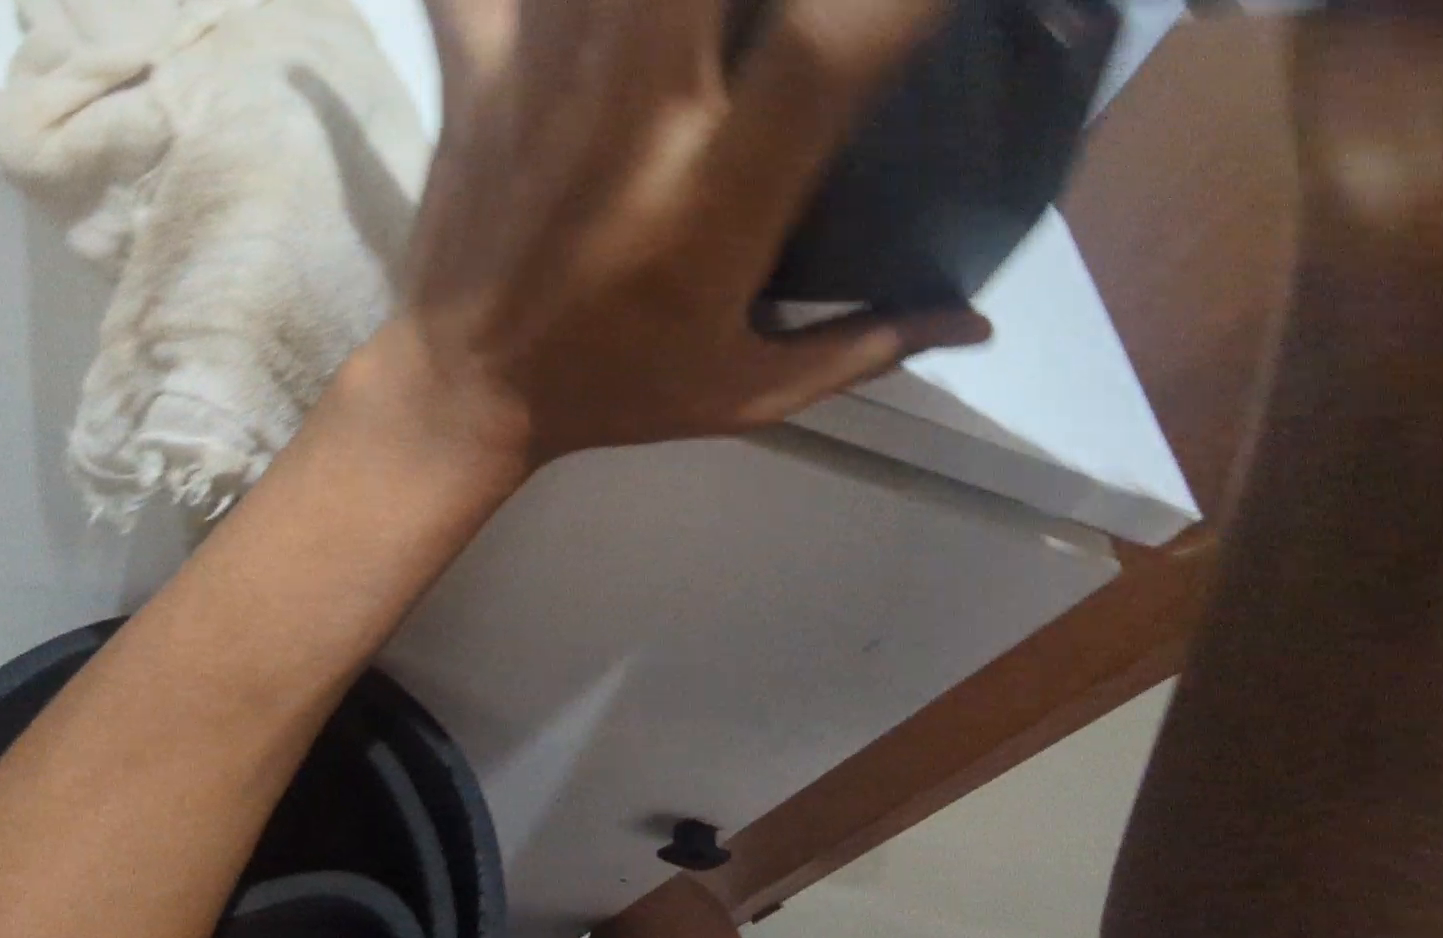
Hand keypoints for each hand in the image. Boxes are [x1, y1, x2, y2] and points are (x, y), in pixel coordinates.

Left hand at [388, 0, 990, 466]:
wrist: (467, 392)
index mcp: (719, 189)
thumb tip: (975, 325)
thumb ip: (865, 346)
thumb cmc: (609, 394)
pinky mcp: (473, 70)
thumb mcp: (745, 391)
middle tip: (760, 8)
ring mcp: (542, 72)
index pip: (839, 34)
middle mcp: (638, 103)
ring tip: (681, 10)